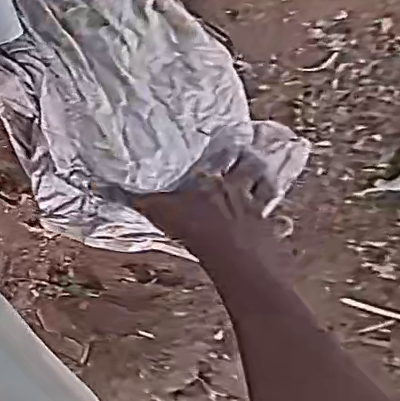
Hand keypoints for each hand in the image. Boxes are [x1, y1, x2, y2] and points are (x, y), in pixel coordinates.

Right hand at [134, 146, 280, 261]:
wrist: (232, 256)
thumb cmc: (192, 228)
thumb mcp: (158, 212)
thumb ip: (143, 201)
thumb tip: (119, 192)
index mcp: (209, 182)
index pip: (210, 162)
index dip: (213, 154)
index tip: (213, 144)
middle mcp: (235, 190)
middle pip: (246, 170)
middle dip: (246, 162)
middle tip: (247, 155)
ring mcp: (257, 209)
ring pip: (266, 191)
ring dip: (265, 186)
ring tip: (264, 181)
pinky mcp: (272, 229)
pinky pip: (279, 223)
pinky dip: (279, 222)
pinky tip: (280, 221)